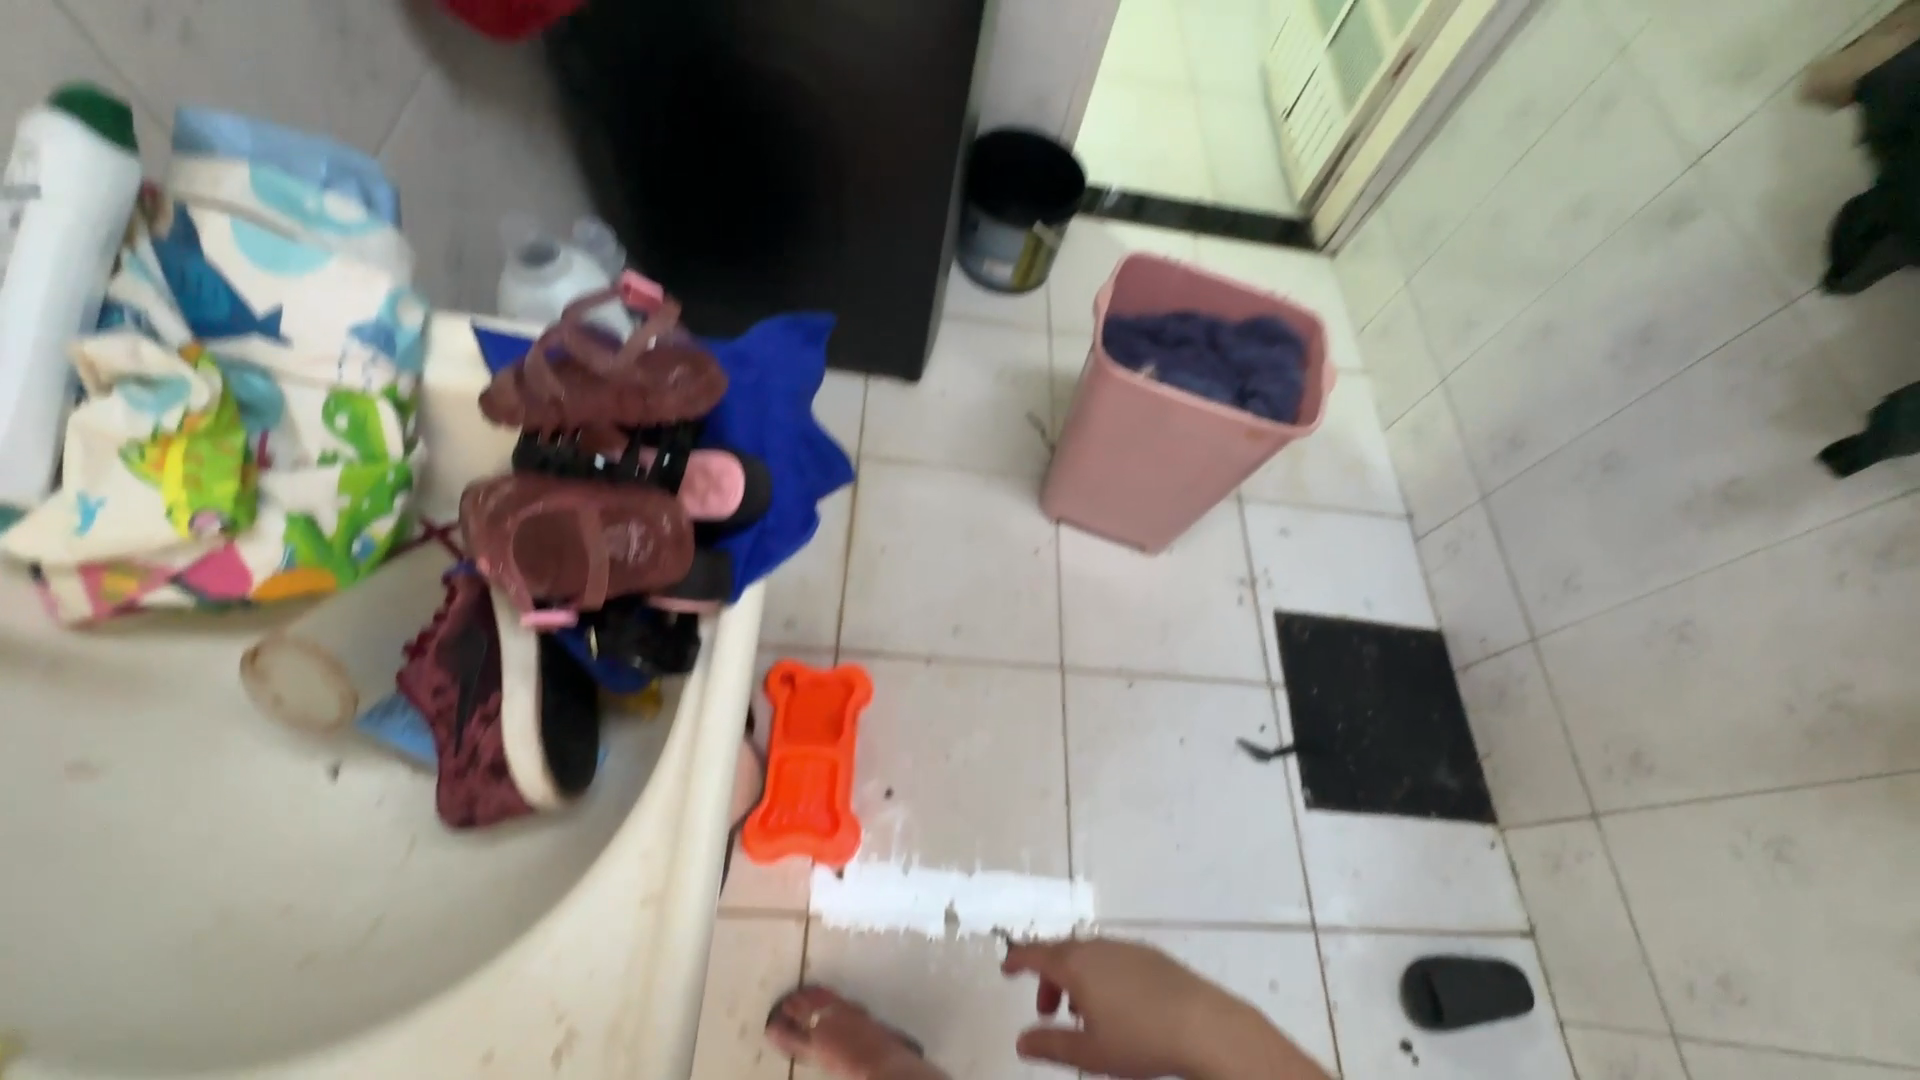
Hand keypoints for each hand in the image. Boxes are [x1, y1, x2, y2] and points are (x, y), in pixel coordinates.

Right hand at [1000, 937, 1321, 1079]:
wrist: (1204, 1024)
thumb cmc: (1140, 1040)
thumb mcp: (1089, 1053)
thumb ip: (1051, 1045)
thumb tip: (1021, 1042)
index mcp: (1076, 965)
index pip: (1036, 953)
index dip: (1017, 959)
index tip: (1006, 968)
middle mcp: (1097, 947)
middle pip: (1061, 952)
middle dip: (1048, 977)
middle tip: (1047, 1010)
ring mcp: (1126, 947)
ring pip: (1088, 955)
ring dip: (1075, 979)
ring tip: (1082, 1015)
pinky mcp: (1150, 955)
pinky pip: (1111, 958)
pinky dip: (1099, 975)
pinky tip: (1114, 1006)